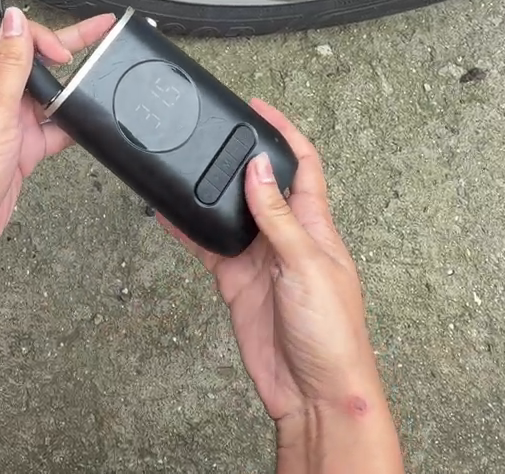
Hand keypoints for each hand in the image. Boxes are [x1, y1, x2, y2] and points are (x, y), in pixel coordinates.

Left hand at [0, 6, 116, 288]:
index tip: (64, 53)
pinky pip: (51, 130)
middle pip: (34, 63)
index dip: (40, 36)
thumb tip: (15, 17)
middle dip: (68, 47)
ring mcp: (7, 124)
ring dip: (70, 87)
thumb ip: (9, 63)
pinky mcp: (18, 151)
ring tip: (102, 75)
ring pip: (46, 96)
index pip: (11, 38)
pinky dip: (70, 125)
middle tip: (102, 31)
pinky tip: (88, 122)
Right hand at [161, 100, 402, 470]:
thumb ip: (278, 217)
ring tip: (186, 168)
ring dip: (211, 192)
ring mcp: (260, 258)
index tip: (260, 109)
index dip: (284, 133)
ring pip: (230, 212)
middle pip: (260, 183)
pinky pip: (209, 246)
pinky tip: (172, 216)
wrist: (314, 395)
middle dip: (239, 157)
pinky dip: (190, 230)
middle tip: (213, 133)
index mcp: (314, 225)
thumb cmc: (332, 335)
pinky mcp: (237, 281)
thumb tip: (258, 169)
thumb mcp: (306, 266)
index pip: (302, 165)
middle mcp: (286, 236)